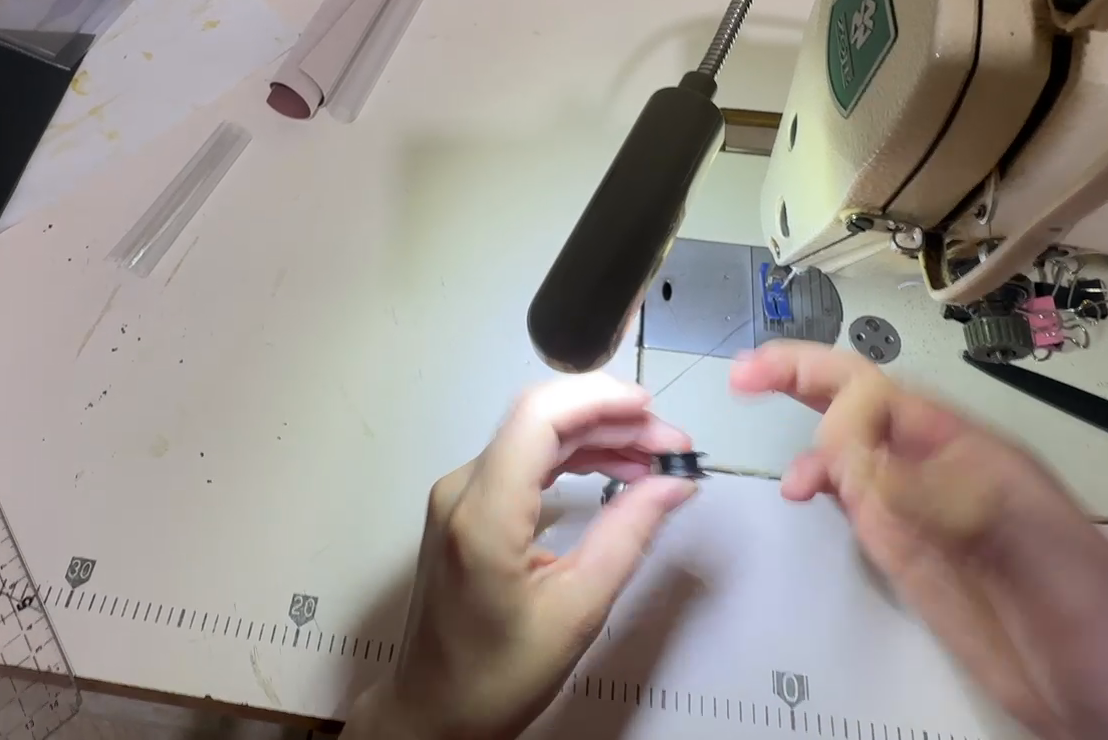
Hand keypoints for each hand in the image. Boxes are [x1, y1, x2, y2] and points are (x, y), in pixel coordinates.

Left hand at [346, 374, 697, 739]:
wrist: (432, 710)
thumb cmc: (501, 674)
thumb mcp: (577, 611)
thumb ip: (628, 536)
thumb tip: (676, 485)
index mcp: (484, 514)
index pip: (538, 418)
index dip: (597, 399)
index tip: (651, 409)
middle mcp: (464, 485)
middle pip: (541, 419)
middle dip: (611, 419)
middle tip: (673, 445)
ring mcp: (461, 490)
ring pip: (536, 434)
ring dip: (598, 435)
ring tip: (656, 457)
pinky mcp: (468, 501)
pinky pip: (526, 458)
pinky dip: (574, 456)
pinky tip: (617, 468)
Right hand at [732, 341, 1107, 739]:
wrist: (1102, 704)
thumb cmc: (1088, 617)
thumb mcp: (1036, 544)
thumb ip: (950, 493)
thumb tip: (861, 460)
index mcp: (967, 445)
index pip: (884, 392)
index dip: (827, 380)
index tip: (788, 406)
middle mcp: (929, 460)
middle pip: (856, 401)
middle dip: (799, 377)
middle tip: (745, 374)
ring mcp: (908, 500)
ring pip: (841, 443)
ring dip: (805, 438)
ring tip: (792, 480)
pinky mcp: (895, 539)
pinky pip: (844, 491)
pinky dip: (814, 480)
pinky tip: (801, 492)